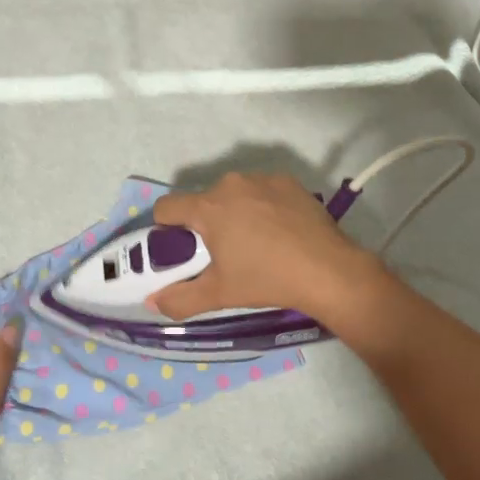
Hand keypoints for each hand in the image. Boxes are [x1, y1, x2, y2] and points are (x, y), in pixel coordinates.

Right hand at [149, 172, 387, 322]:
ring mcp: (261, 178)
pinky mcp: (287, 181)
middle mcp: (230, 184)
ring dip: (235, 213)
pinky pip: (262, 191)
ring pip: (234, 194)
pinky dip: (263, 206)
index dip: (166, 229)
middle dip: (206, 224)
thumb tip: (152, 301)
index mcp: (208, 207)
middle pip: (203, 201)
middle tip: (224, 254)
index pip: (166, 207)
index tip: (182, 250)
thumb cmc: (267, 279)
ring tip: (256, 243)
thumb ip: (180, 298)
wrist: (327, 270)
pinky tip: (280, 231)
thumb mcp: (220, 294)